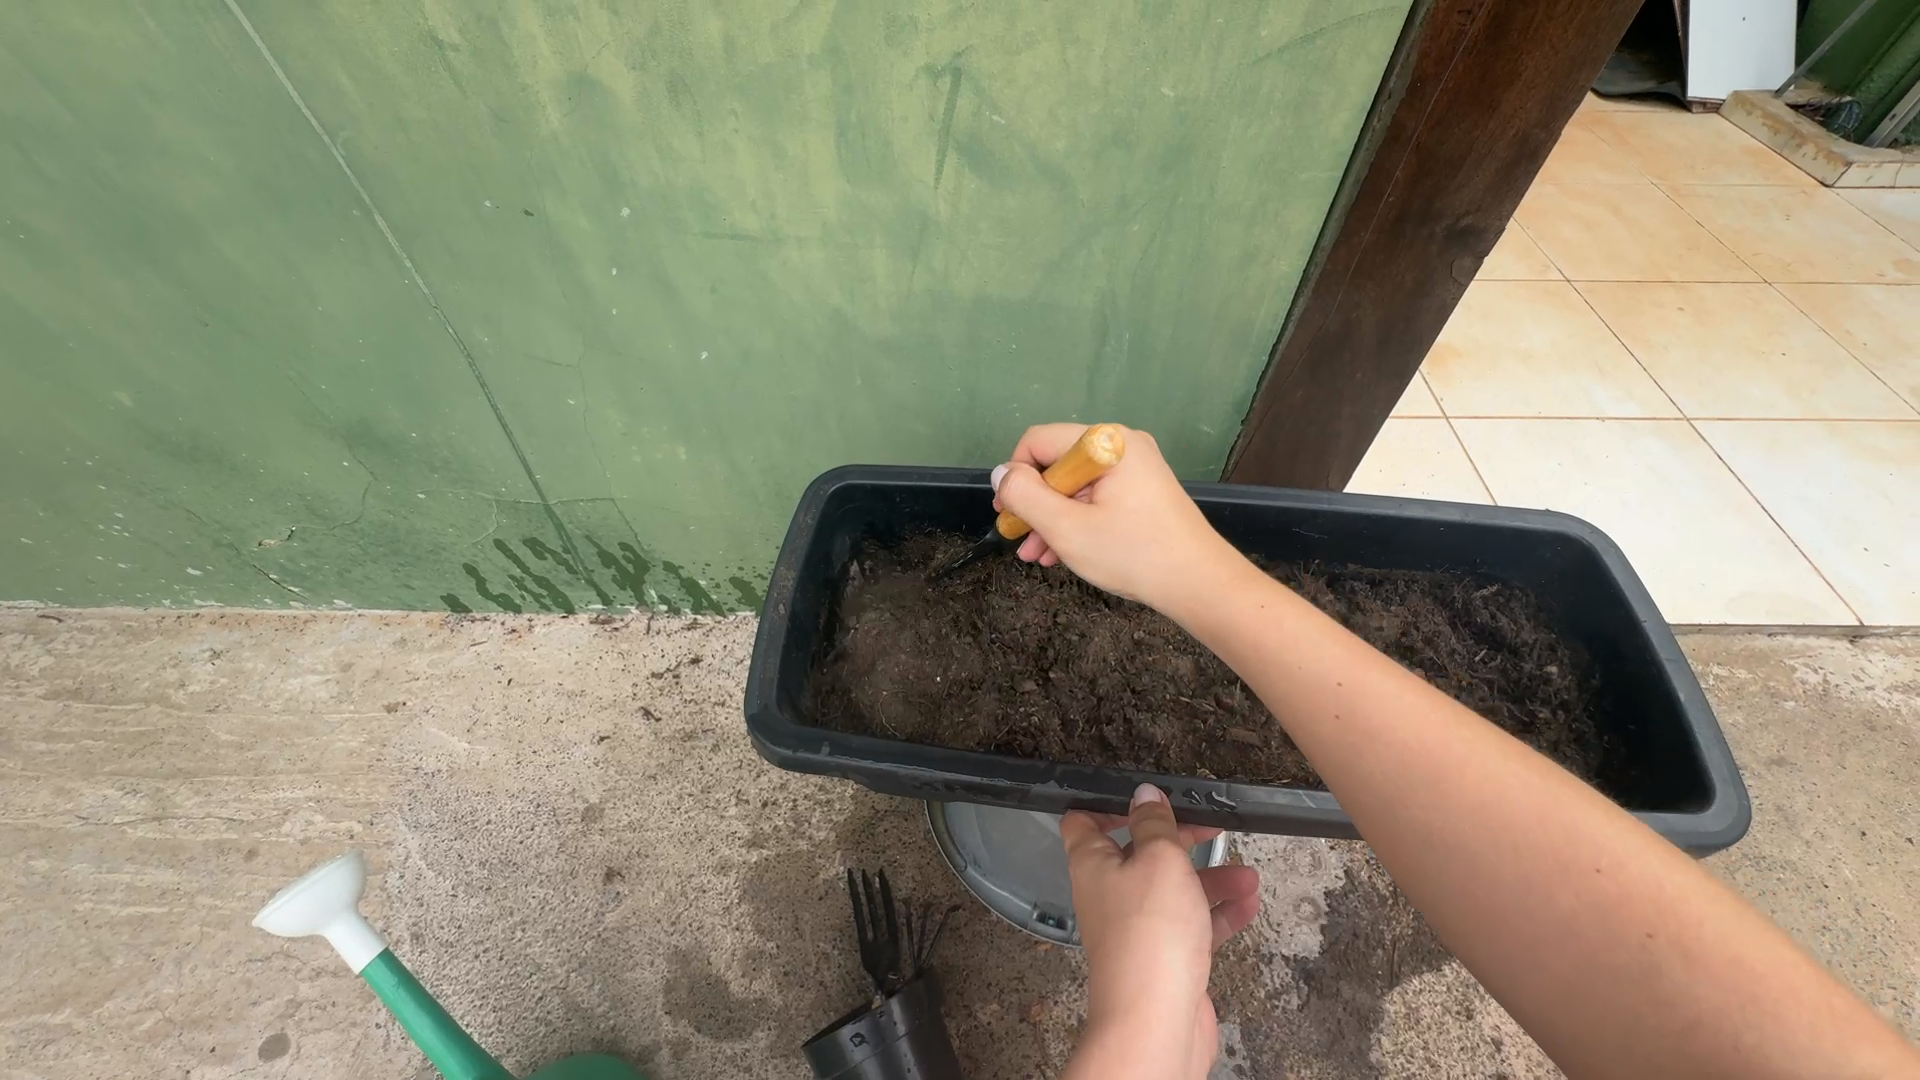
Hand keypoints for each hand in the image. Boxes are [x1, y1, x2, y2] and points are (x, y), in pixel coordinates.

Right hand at [990, 423, 1236, 610]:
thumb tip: (1000, 474)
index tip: (1007, 513)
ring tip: (1036, 556)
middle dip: (1034, 504)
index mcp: (1107, 442)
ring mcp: (1135, 468)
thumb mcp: (1067, 528)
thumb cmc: (1133, 554)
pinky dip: (1075, 521)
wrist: (1199, 584)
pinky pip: (1095, 497)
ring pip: (1074, 486)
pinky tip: (1059, 553)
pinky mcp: (1141, 491)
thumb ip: (1025, 497)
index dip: (1015, 475)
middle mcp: (1122, 445)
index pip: (1039, 441)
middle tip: (1019, 541)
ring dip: (1050, 519)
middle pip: (1057, 464)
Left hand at [1061, 784, 1261, 1079]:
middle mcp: (1110, 891)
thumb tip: (1144, 794)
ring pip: (1173, 890)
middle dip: (1179, 839)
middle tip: (1213, 827)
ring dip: (1210, 878)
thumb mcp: (1158, 859)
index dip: (1110, 804)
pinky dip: (1218, 914)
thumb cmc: (1149, 933)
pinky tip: (1248, 904)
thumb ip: (1154, 822)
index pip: (1086, 821)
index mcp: (1093, 862)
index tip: (1147, 797)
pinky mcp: (1165, 956)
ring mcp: (1138, 926)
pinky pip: (1192, 925)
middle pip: (1142, 852)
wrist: (1157, 1022)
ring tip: (1248, 875)